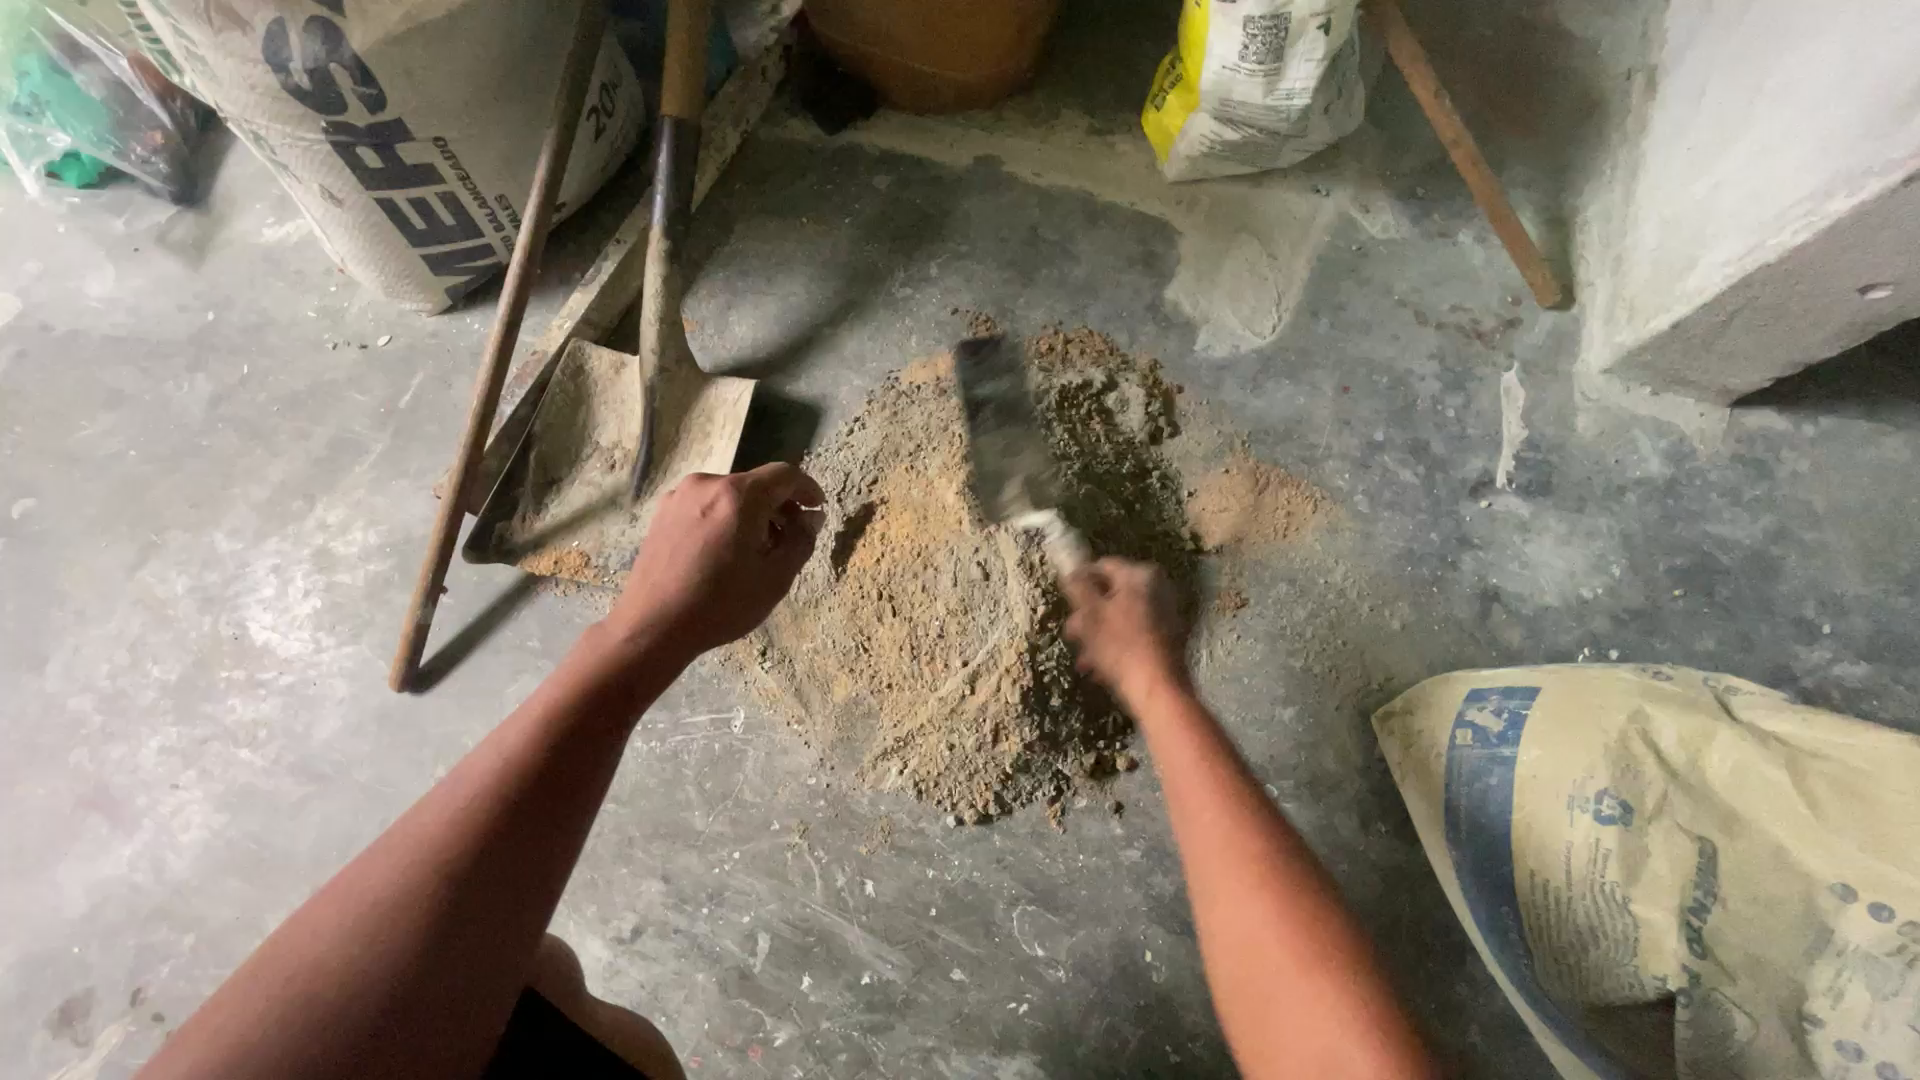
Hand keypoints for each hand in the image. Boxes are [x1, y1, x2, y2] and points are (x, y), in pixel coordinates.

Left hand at [606, 462, 824, 663]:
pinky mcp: (664, 512)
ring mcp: (681, 496)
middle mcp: (708, 484)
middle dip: (779, 507)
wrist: (652, 627)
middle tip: (790, 539)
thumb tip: (812, 518)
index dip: (807, 488)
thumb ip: (801, 541)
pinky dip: (727, 518)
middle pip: (757, 484)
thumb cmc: (721, 605)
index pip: (784, 475)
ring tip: (757, 550)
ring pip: (731, 494)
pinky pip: (708, 504)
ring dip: (753, 513)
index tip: (817, 508)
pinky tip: (726, 551)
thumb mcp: (775, 578)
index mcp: (739, 496)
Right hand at [1062, 557, 1189, 706]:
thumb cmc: (1121, 648)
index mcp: (1141, 575)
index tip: (1066, 603)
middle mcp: (1158, 587)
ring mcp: (1165, 612)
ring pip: (1120, 616)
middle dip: (1088, 615)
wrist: (1158, 690)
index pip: (1101, 566)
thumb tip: (1070, 568)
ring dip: (1098, 634)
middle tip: (1073, 635)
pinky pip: (1134, 631)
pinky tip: (1102, 666)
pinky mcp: (1168, 635)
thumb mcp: (1091, 614)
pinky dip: (1117, 644)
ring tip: (1085, 658)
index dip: (1079, 582)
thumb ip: (1078, 586)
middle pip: (1111, 594)